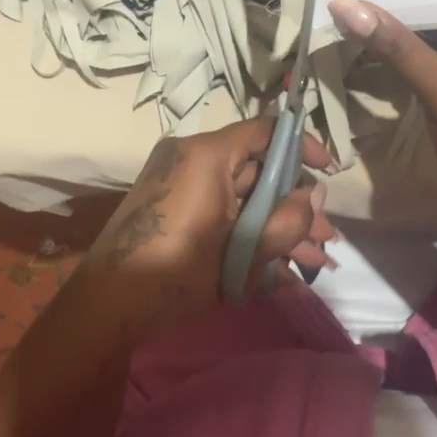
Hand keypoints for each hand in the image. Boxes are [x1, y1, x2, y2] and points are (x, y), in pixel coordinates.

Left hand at [84, 117, 335, 328]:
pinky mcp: (173, 207)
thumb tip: (315, 194)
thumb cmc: (175, 273)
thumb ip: (284, 222)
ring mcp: (180, 183)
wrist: (108, 304)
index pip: (264, 132)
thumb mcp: (240, 252)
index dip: (300, 146)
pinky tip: (281, 266)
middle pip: (256, 169)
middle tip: (327, 236)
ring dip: (277, 225)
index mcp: (207, 156)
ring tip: (317, 259)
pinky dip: (247, 230)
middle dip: (295, 204)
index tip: (328, 171)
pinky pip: (220, 208)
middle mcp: (192, 158)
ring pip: (241, 195)